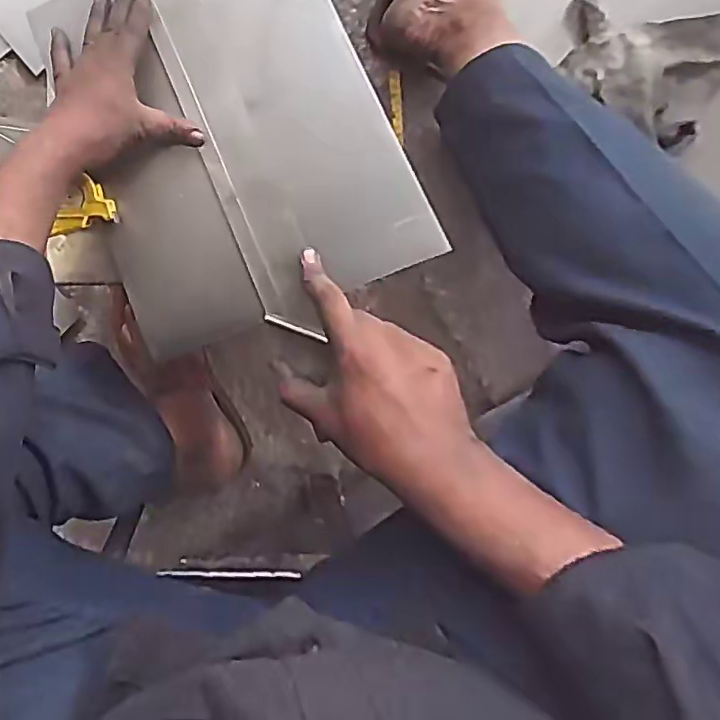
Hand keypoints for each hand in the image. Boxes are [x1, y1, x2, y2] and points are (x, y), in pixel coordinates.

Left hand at [42, 0, 203, 172]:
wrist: (64, 144)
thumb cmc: (105, 130)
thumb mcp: (143, 128)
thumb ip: (171, 128)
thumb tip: (199, 136)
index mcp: (120, 64)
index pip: (133, 31)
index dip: (140, 12)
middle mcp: (99, 60)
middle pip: (112, 26)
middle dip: (119, 4)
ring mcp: (79, 71)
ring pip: (89, 36)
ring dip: (95, 17)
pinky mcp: (63, 85)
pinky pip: (61, 60)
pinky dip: (59, 46)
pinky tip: (57, 33)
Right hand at [280, 249, 480, 490]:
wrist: (438, 463)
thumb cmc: (377, 439)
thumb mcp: (327, 418)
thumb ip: (297, 393)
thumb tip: (281, 381)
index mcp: (353, 345)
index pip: (330, 300)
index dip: (316, 278)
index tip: (309, 258)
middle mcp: (385, 336)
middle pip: (357, 321)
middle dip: (346, 338)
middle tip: (340, 372)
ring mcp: (415, 345)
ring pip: (383, 336)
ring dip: (372, 351)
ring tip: (372, 390)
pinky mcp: (438, 359)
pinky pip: (408, 349)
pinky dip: (398, 363)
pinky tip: (399, 394)